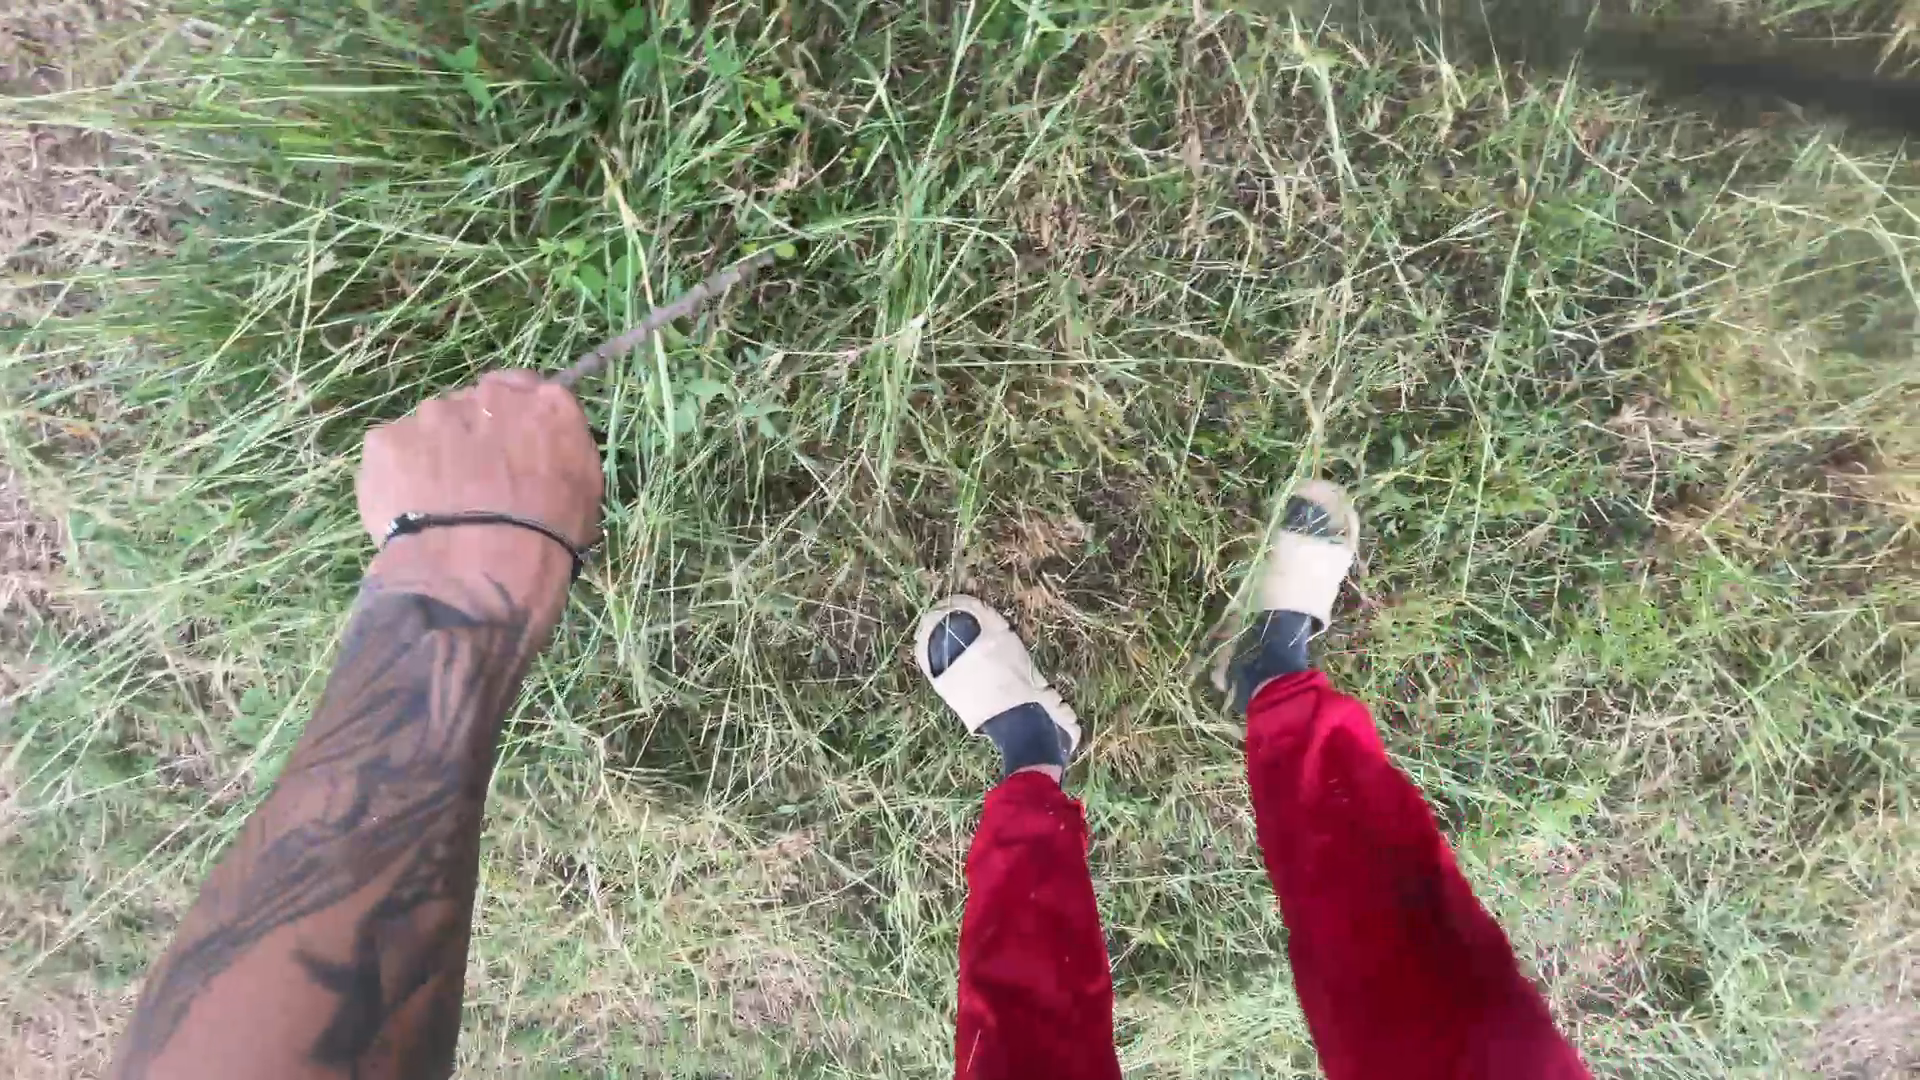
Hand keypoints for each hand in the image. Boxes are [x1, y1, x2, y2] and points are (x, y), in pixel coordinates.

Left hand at [356, 370, 602, 611]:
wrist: (482, 566)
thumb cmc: (551, 533)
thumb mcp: (586, 490)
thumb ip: (566, 453)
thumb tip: (548, 455)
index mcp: (549, 405)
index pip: (536, 389)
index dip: (526, 417)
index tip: (524, 442)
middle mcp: (491, 395)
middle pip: (483, 401)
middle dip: (483, 428)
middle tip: (486, 472)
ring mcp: (434, 413)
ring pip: (437, 424)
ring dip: (443, 449)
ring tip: (446, 497)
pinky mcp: (387, 438)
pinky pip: (398, 450)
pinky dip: (406, 471)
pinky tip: (417, 505)